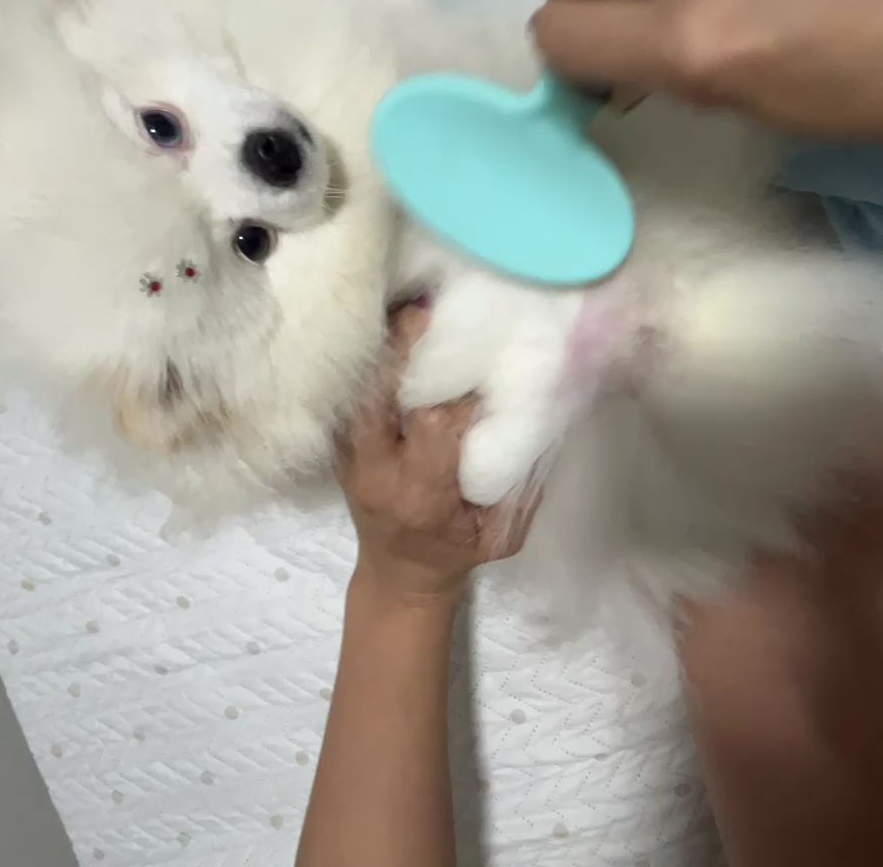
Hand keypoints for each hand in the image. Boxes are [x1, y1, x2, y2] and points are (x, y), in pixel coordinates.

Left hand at [336, 304, 536, 608]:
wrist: (397, 573)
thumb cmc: (456, 553)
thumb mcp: (501, 538)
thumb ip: (520, 489)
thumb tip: (540, 424)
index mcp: (421, 496)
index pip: (434, 429)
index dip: (459, 398)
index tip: (482, 378)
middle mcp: (378, 472)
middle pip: (381, 400)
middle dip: (404, 354)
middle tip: (425, 310)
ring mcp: (351, 457)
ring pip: (359, 392)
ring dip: (383, 350)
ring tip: (407, 308)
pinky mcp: (342, 445)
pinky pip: (351, 396)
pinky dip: (370, 364)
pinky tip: (388, 330)